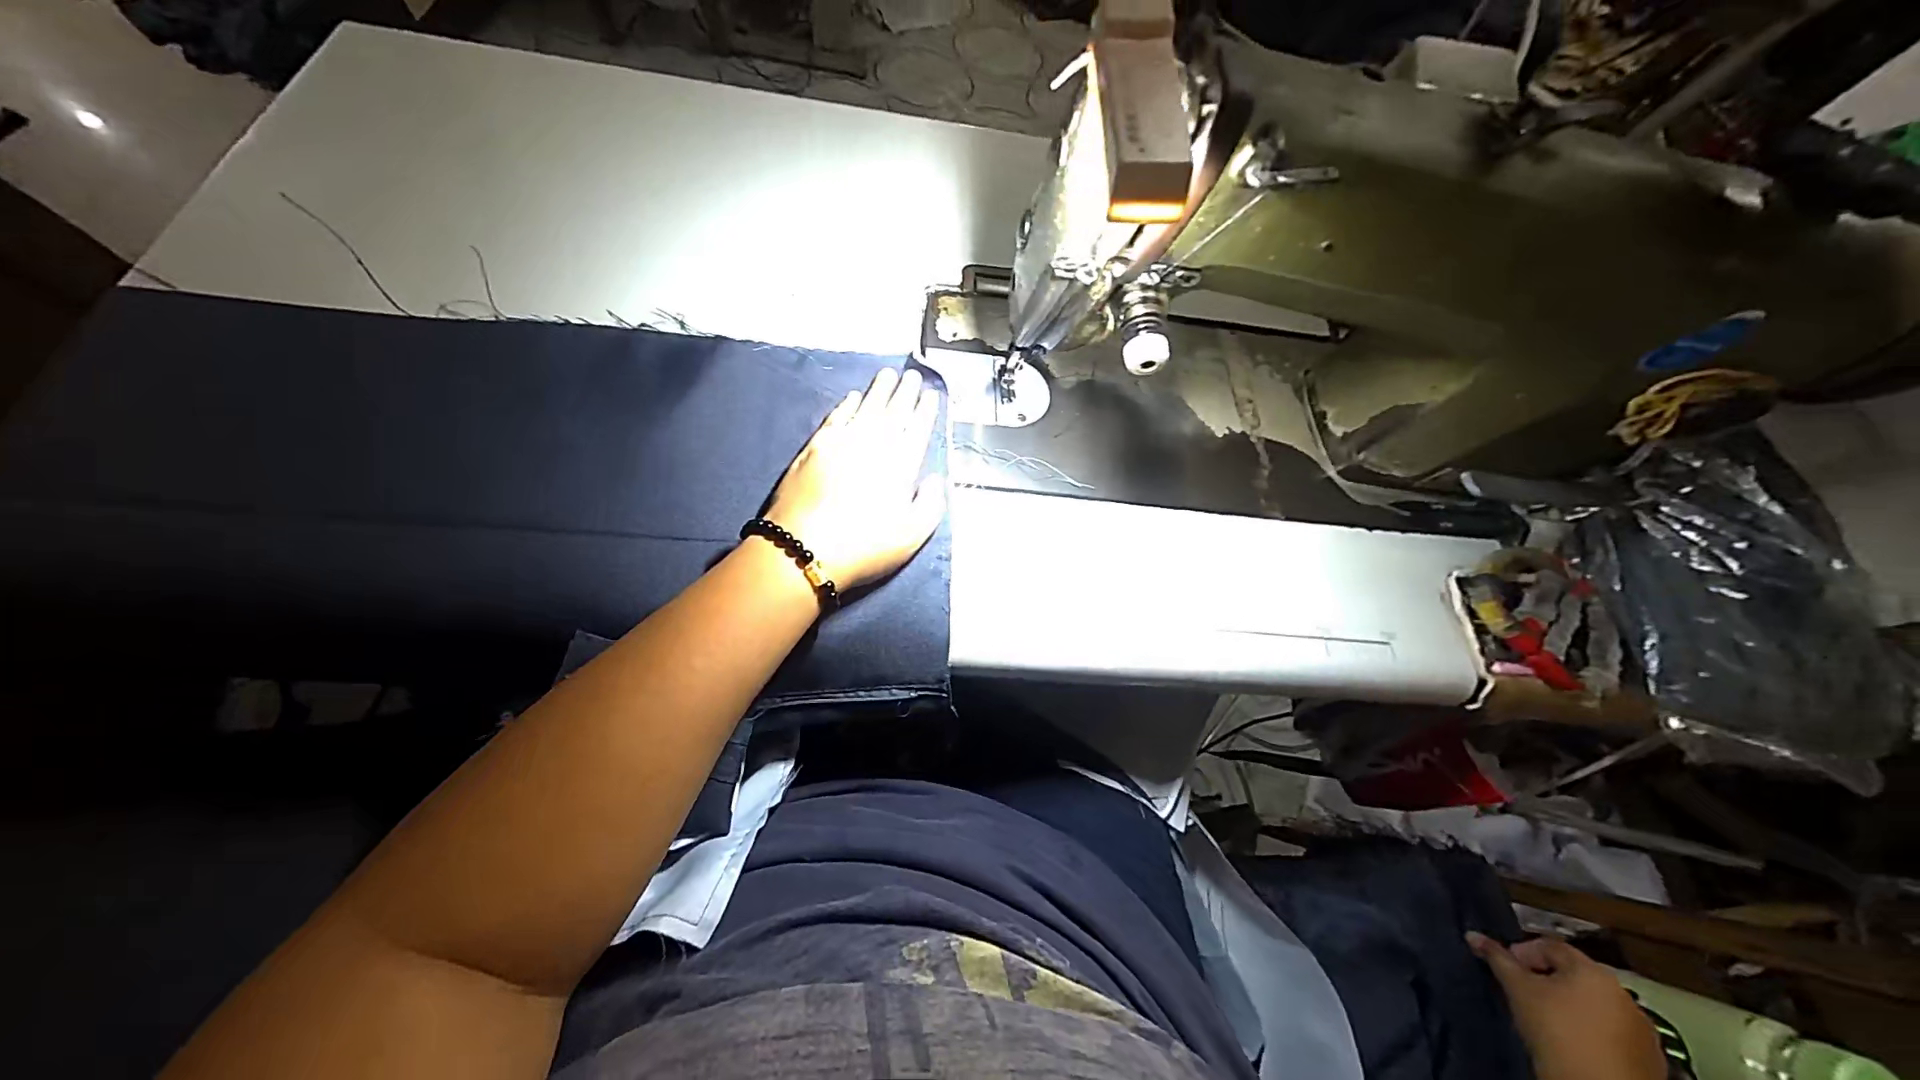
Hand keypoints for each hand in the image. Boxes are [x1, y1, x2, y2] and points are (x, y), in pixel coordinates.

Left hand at [764, 367, 944, 589]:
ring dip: (878, 390)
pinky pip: (835, 418)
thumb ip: (931, 504)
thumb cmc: (863, 547)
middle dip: (904, 392)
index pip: (918, 429)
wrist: (803, 549)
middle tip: (912, 375)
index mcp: (901, 465)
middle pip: (893, 411)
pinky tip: (852, 398)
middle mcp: (873, 446)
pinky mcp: (814, 448)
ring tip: (887, 375)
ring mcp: (841, 443)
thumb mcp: (912, 535)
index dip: (925, 410)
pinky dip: (846, 405)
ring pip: (865, 408)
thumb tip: (935, 481)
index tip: (930, 394)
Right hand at [1468, 932, 1666, 1079]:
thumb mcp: (1518, 990)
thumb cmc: (1554, 1030)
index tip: (1506, 970)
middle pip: (1574, 973)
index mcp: (1592, 971)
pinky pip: (1613, 1030)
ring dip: (1571, 1004)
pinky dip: (1593, 1030)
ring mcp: (1642, 1027)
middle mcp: (1623, 993)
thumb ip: (1497, 959)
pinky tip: (1576, 1044)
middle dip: (1547, 978)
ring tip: (1548, 1020)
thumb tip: (1473, 935)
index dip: (1522, 952)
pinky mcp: (1650, 1057)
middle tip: (1524, 993)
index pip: (1550, 945)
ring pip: (1595, 1003)